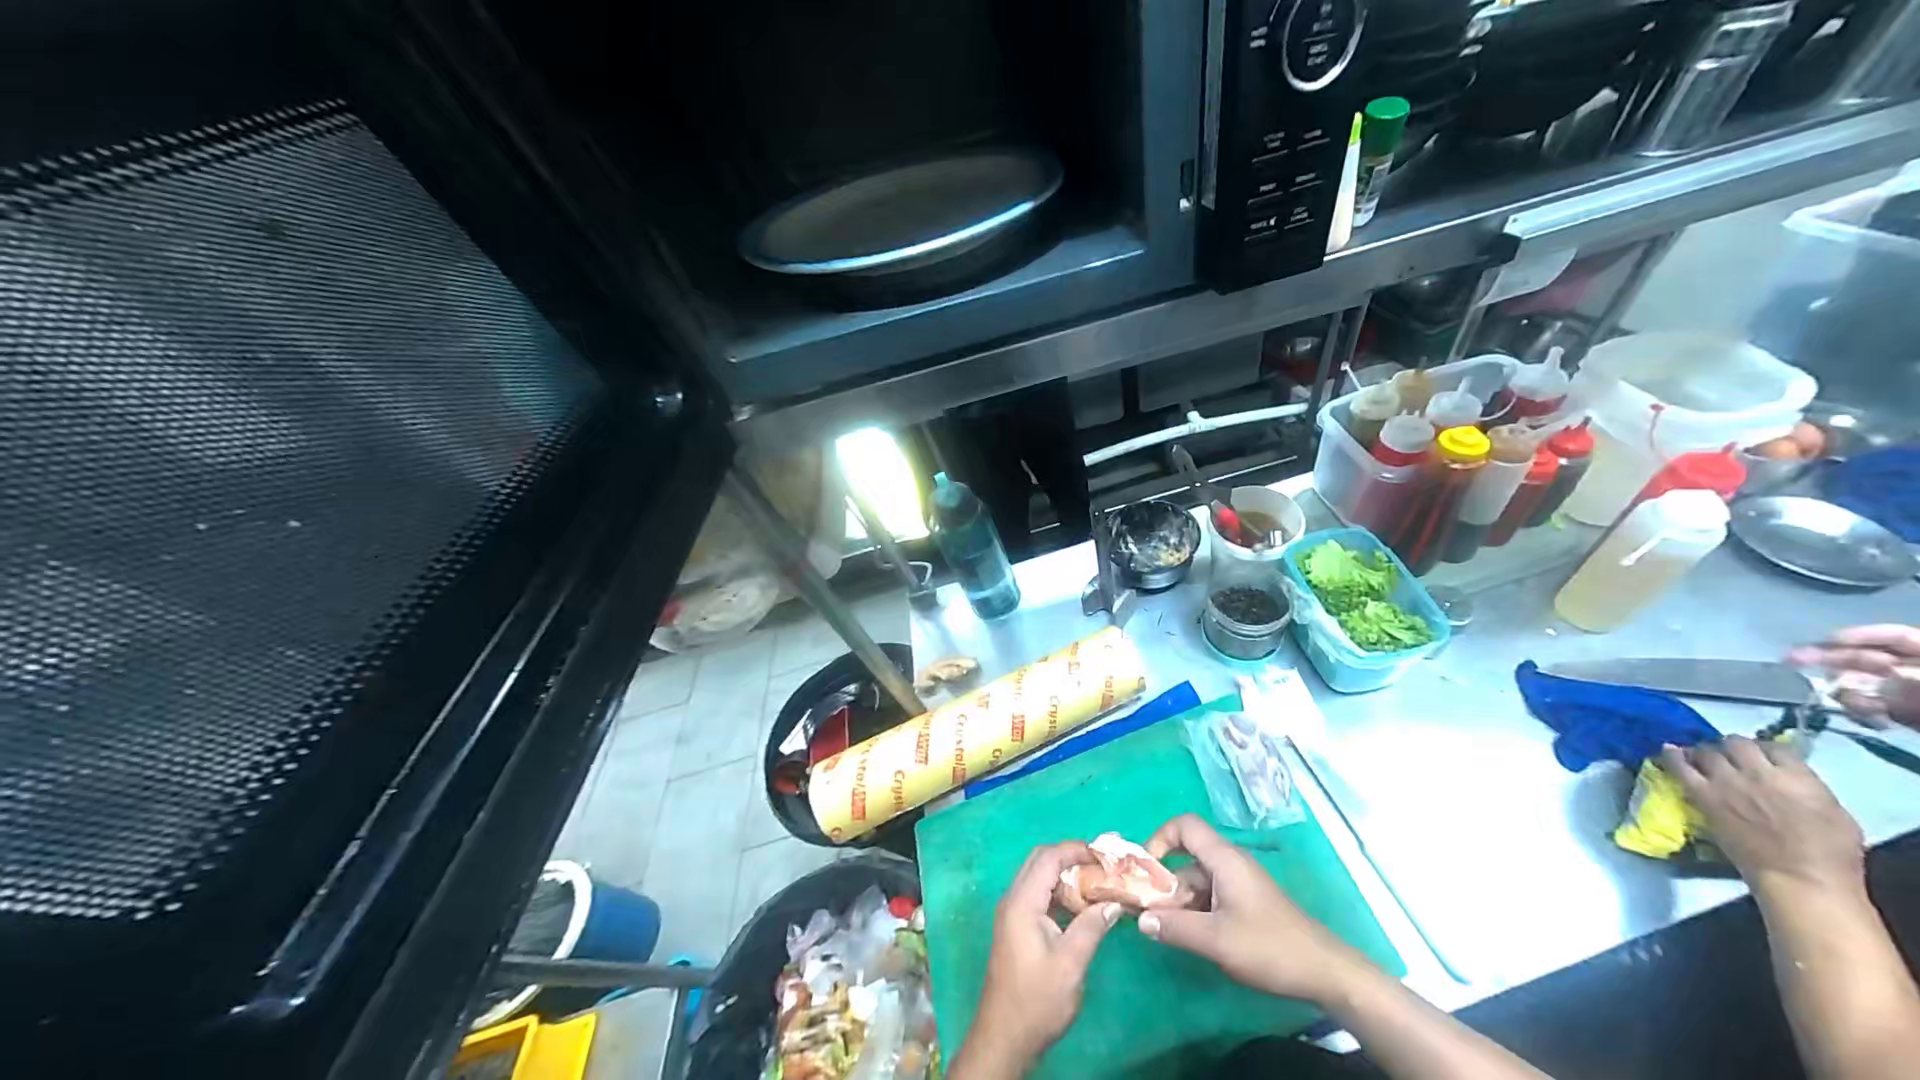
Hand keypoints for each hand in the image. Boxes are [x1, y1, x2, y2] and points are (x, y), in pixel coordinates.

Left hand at [957, 841, 1120, 1076]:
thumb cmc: (1037, 1000)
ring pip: (1039, 877)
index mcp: (1022, 902)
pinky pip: (1039, 895)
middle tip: (1104, 865)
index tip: (1106, 855)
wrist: (1005, 1035)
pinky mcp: (1017, 926)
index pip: (1049, 858)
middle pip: (1041, 861)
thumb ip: (1091, 927)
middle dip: (1072, 856)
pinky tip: (1083, 906)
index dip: (1077, 849)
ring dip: (1067, 875)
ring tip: (1100, 882)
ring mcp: (1013, 912)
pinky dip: (1060, 893)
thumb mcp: (1071, 964)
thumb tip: (1114, 902)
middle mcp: (1013, 899)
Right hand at [1135, 814, 1373, 1004]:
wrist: (1326, 972)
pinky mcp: (1246, 903)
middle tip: (1147, 912)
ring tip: (1164, 930)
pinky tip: (1189, 936)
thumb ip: (1174, 928)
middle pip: (1186, 858)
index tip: (1146, 870)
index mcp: (1224, 859)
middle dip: (1164, 883)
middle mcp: (1230, 863)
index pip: (1184, 825)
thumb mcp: (1216, 940)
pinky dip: (1195, 911)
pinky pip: (1210, 896)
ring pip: (1197, 881)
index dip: (1160, 839)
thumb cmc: (1269, 947)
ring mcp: (1239, 884)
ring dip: (1179, 902)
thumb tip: (1140, 920)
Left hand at [1660, 737, 1864, 900]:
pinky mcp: (1702, 795)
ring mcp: (1725, 782)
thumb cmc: (1831, 852)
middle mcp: (1757, 773)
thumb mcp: (1834, 812)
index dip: (1767, 749)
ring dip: (1706, 751)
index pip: (1777, 747)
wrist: (1799, 876)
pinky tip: (1669, 751)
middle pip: (1736, 743)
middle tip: (1732, 755)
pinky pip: (1679, 767)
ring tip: (1705, 756)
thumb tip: (1789, 776)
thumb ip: (1807, 787)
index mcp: (1797, 777)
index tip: (1763, 754)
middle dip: (1734, 746)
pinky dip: (1672, 756)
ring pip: (1706, 751)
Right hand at [1789, 624, 1919, 729]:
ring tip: (1835, 696)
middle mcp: (1918, 675)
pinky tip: (1862, 715)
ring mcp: (1914, 699)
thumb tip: (1891, 674)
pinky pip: (1875, 710)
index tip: (1826, 640)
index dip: (1864, 635)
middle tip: (1792, 660)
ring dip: (1847, 688)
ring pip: (1868, 685)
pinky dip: (1862, 711)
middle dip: (1835, 660)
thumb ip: (1915, 679)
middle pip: (1876, 660)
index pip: (1900, 638)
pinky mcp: (1908, 720)